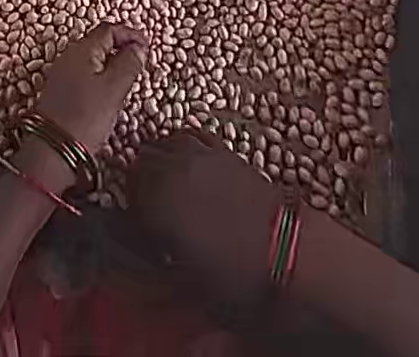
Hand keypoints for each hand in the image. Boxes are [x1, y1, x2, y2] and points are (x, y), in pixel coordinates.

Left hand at [34, 24, 146, 152]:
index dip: (130, 34)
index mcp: (82, 50)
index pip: (108, 29)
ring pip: (92, 59)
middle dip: (121, 46)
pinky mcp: (61, 91)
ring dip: (112, 62)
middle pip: (99, 42)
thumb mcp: (113, 88)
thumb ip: (128, 63)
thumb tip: (138, 47)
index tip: (147, 45)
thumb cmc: (84, 117)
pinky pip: (85, 74)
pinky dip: (101, 76)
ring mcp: (63, 74)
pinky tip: (110, 91)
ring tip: (129, 75)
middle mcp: (69, 57)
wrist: (53, 149)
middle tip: (140, 59)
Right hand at [129, 132, 280, 306]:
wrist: (290, 252)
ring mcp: (198, 155)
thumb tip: (132, 269)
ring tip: (163, 182)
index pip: (127, 195)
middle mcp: (173, 169)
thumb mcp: (189, 282)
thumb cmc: (239, 275)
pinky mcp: (220, 150)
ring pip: (160, 143)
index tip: (140, 231)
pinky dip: (180, 144)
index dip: (131, 213)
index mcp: (158, 200)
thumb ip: (152, 272)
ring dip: (156, 160)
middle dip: (138, 183)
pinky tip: (185, 161)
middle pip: (139, 162)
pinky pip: (188, 135)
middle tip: (147, 208)